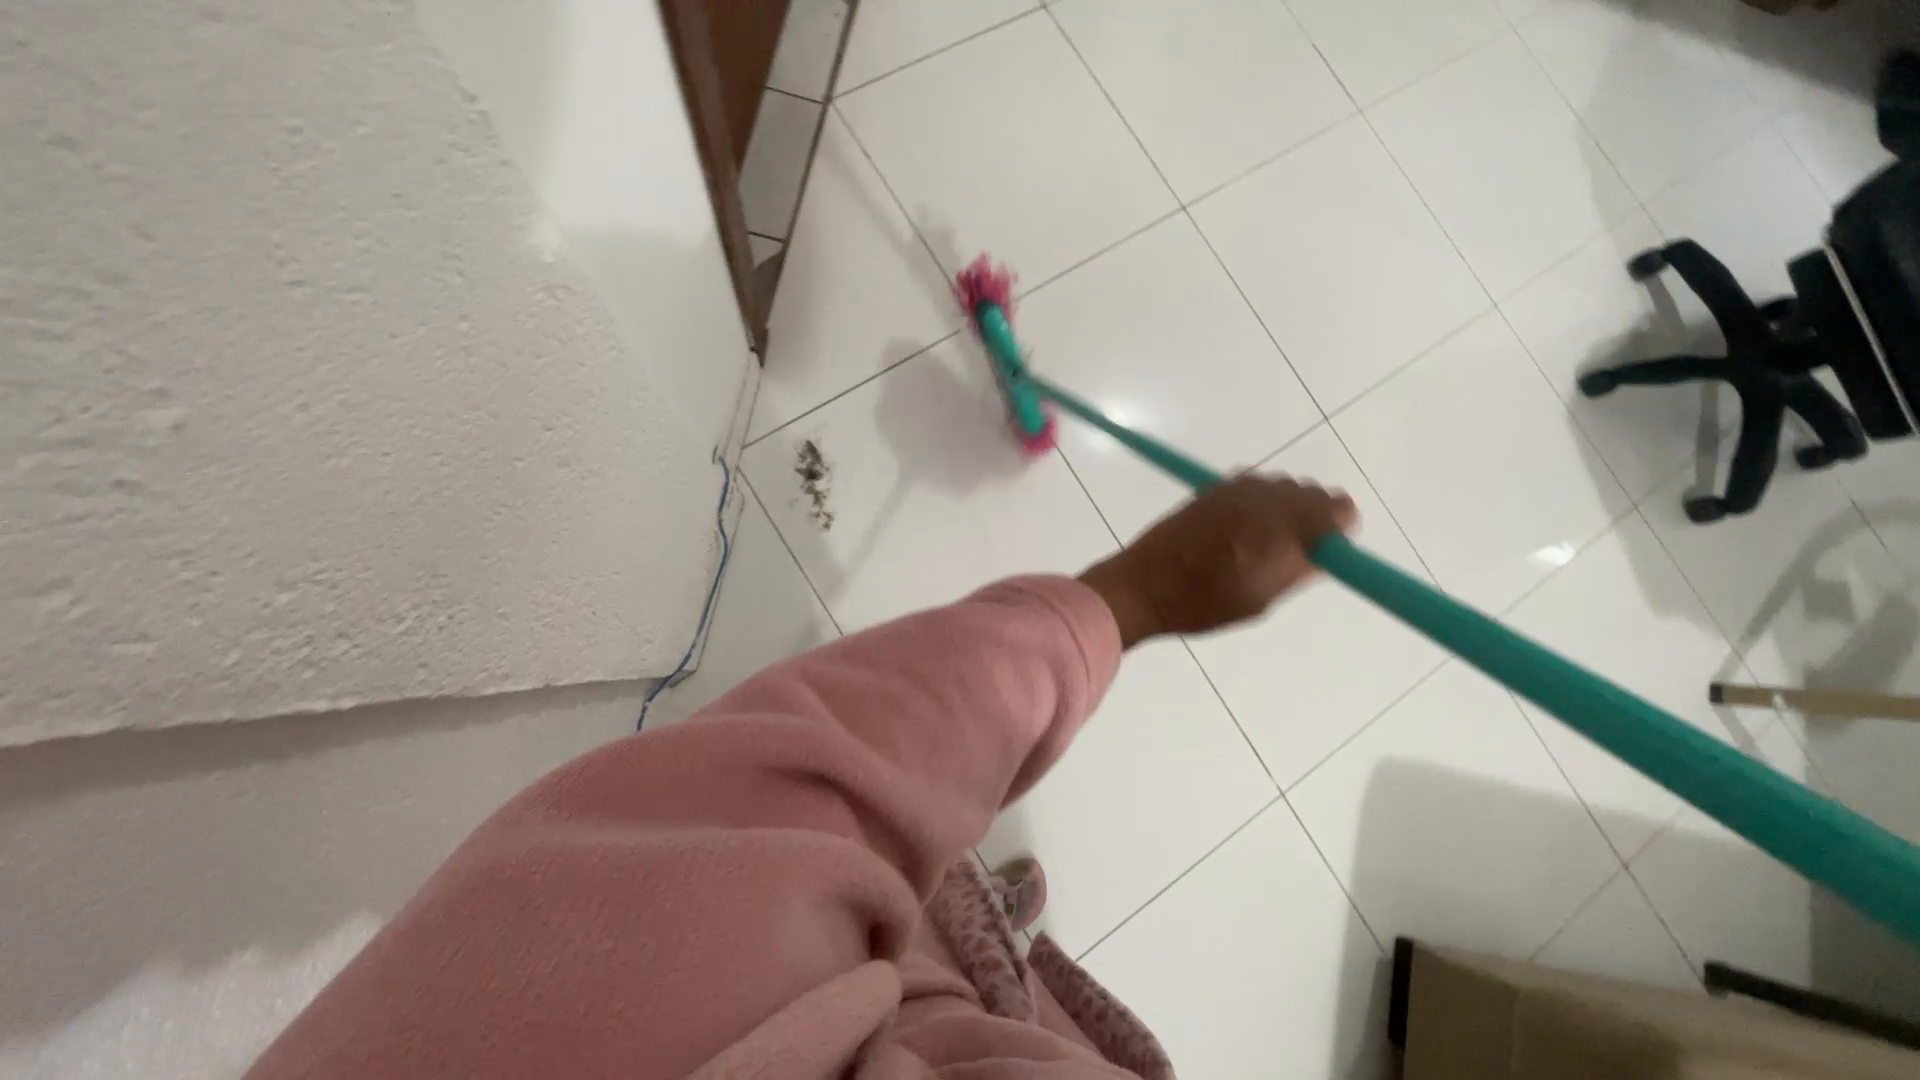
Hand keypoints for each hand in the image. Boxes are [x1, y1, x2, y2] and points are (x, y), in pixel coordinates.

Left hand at [1077, 474, 1357, 648]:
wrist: (1141, 585)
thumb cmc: (1202, 602)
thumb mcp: (1260, 598)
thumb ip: (1298, 569)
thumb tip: (1327, 554)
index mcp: (1279, 526)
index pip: (1337, 508)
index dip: (1340, 526)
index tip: (1332, 547)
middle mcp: (1261, 497)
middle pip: (1310, 492)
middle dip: (1314, 516)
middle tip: (1297, 550)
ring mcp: (1233, 488)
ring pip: (1280, 485)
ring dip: (1283, 507)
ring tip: (1263, 542)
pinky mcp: (1211, 488)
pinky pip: (1252, 484)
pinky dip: (1257, 501)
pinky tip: (1240, 528)